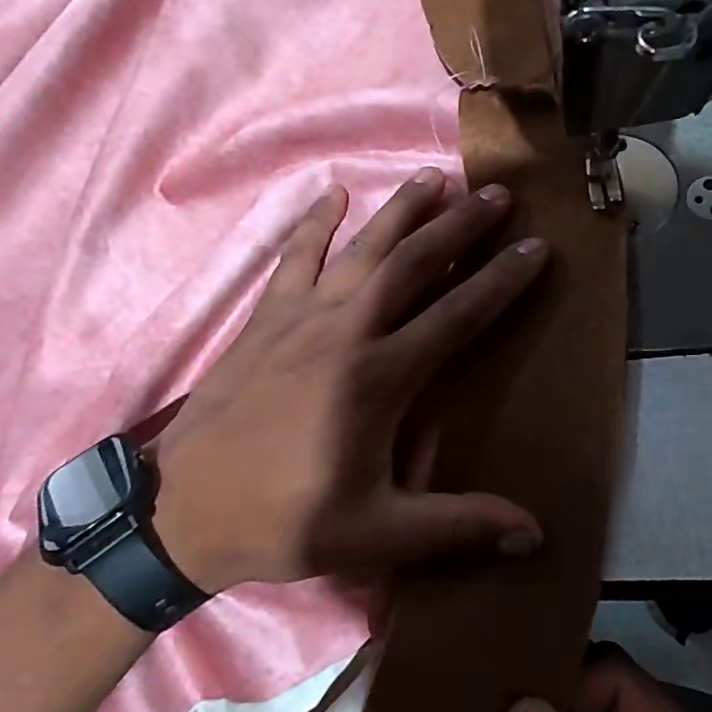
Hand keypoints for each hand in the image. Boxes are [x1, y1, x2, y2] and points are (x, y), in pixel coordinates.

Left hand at [152, 168, 549, 592]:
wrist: (176, 515)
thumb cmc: (284, 522)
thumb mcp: (378, 534)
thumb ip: (459, 525)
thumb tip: (535, 534)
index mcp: (379, 378)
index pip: (458, 315)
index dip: (502, 279)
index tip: (535, 245)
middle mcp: (345, 333)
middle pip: (413, 264)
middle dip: (460, 226)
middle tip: (496, 193)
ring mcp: (299, 319)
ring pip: (360, 249)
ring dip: (401, 211)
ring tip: (434, 177)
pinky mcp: (262, 319)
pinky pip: (294, 258)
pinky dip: (314, 224)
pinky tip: (333, 194)